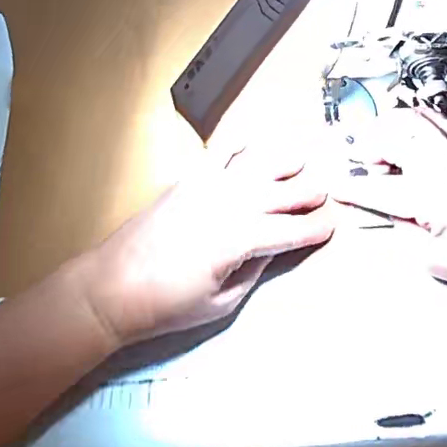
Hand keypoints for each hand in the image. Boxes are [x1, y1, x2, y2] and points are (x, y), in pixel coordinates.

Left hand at [65, 143, 336, 346]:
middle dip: (310, 190)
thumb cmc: (168, 305)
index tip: (332, 223)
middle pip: (283, 189)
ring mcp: (209, 184)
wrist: (113, 286)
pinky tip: (254, 142)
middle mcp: (230, 203)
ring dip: (283, 158)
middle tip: (325, 193)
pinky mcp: (189, 177)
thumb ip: (254, 270)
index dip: (316, 227)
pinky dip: (242, 142)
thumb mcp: (222, 302)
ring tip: (301, 158)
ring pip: (258, 161)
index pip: (292, 229)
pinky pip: (222, 150)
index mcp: (241, 239)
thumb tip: (273, 249)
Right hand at [333, 108, 446, 320]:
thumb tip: (383, 215)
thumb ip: (401, 232)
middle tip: (356, 160)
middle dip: (367, 146)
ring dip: (389, 126)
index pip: (377, 187)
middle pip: (392, 138)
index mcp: (430, 195)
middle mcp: (444, 166)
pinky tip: (411, 131)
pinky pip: (438, 123)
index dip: (351, 188)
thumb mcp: (433, 261)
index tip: (337, 187)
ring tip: (377, 140)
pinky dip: (417, 121)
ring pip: (415, 120)